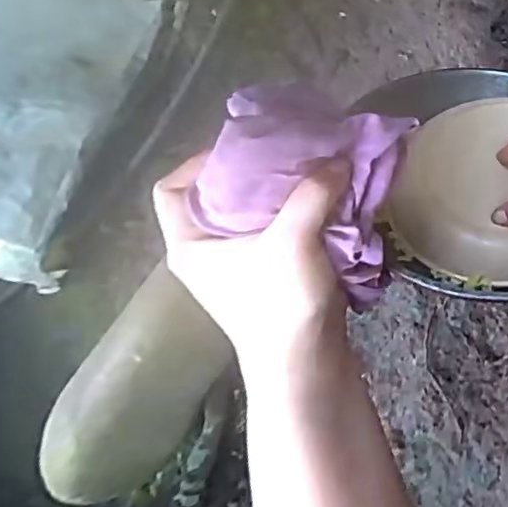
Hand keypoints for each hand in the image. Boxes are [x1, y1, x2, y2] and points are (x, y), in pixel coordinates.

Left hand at [151, 151, 348, 366]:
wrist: (304, 360)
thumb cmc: (279, 303)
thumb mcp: (293, 241)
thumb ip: (312, 194)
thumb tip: (337, 158)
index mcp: (192, 243)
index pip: (170, 189)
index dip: (199, 162)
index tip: (246, 146)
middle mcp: (212, 247)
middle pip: (223, 191)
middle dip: (260, 166)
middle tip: (295, 146)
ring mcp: (245, 259)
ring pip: (260, 206)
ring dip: (290, 184)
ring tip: (321, 165)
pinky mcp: (276, 266)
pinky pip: (286, 221)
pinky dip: (308, 204)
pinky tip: (334, 193)